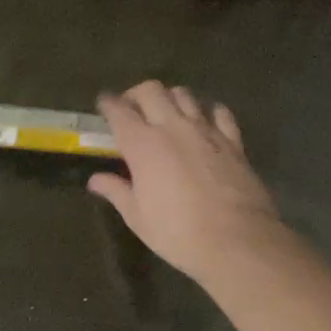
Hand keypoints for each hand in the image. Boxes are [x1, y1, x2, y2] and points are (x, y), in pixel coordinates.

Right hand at [89, 81, 286, 284]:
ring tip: (165, 114)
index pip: (119, 111)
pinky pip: (218, 112)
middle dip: (137, 94)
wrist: (235, 240)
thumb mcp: (137, 217)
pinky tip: (203, 123)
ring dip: (170, 98)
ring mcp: (206, 130)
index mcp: (143, 145)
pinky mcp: (232, 140)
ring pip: (184, 95)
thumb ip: (116, 191)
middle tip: (131, 109)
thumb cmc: (177, 233)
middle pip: (152, 91)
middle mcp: (173, 127)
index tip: (102, 105)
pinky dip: (206, 111)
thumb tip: (96, 180)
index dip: (107, 104)